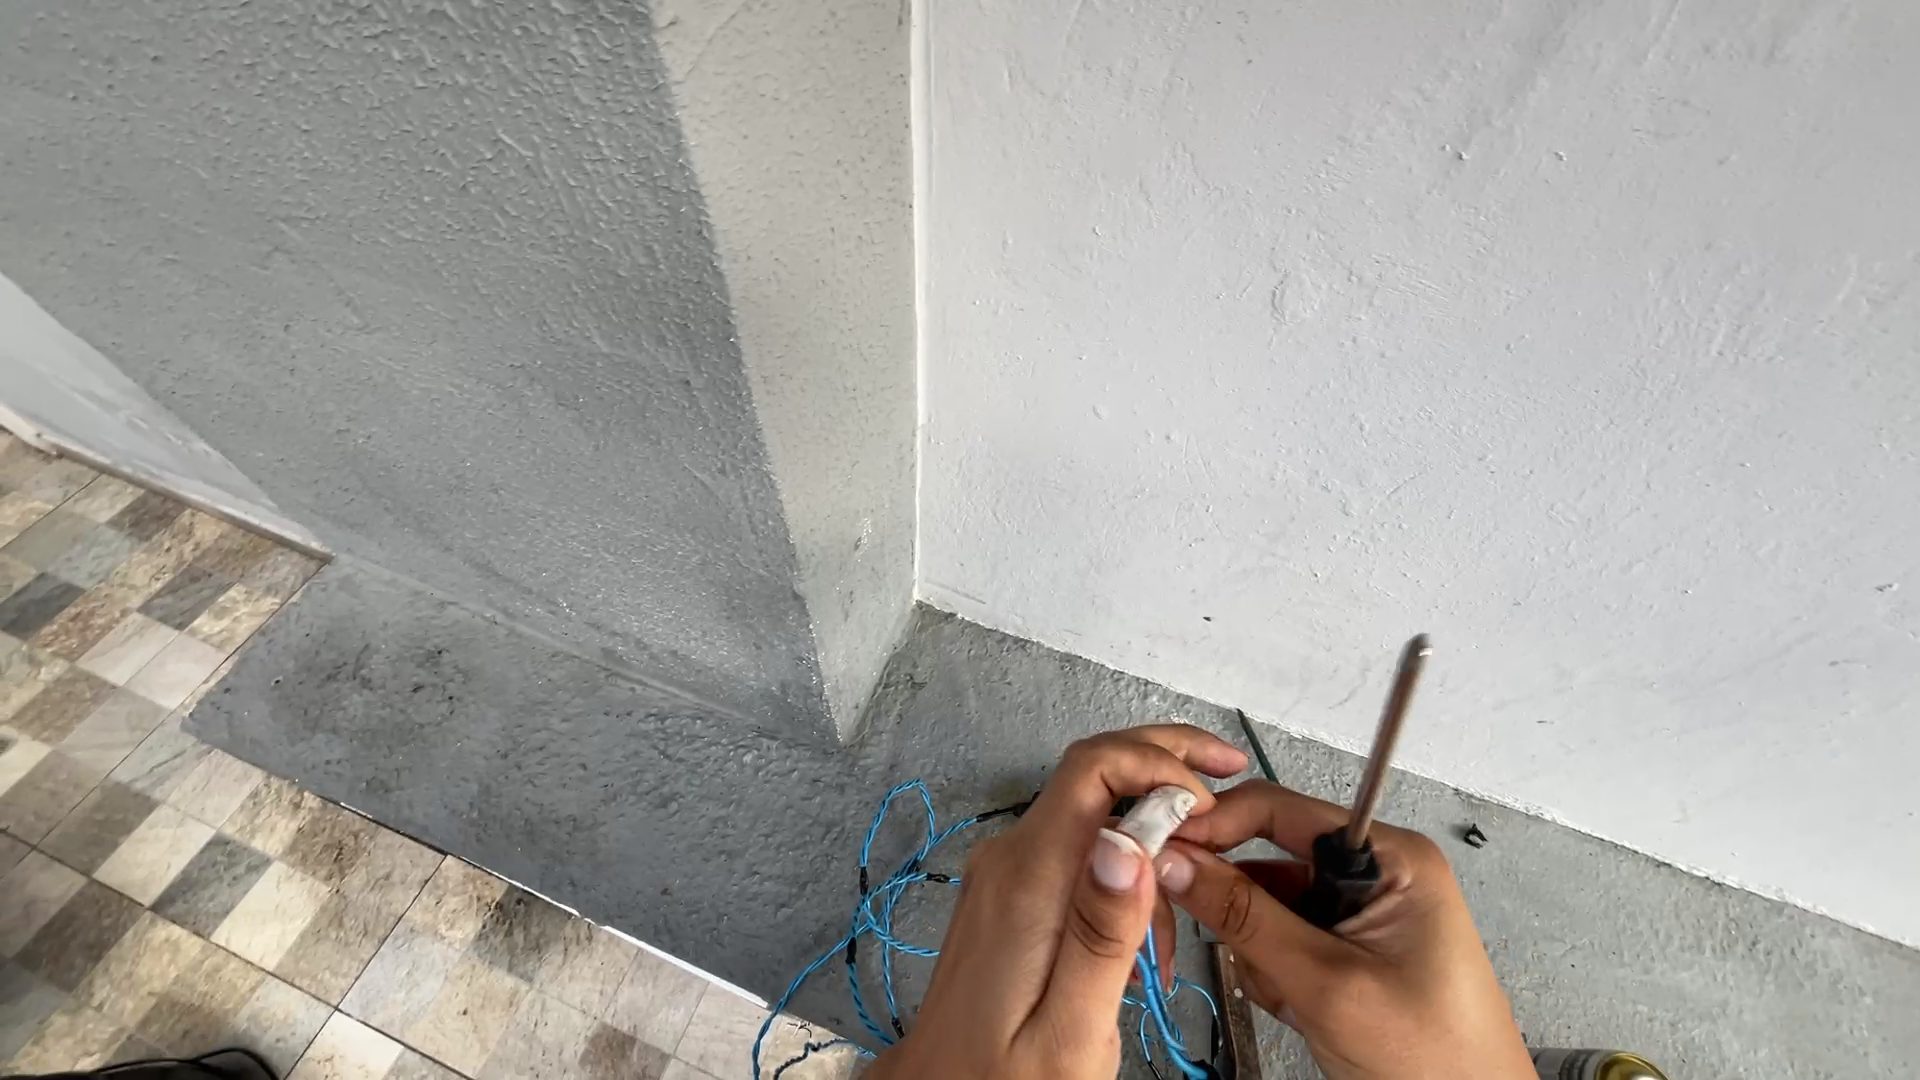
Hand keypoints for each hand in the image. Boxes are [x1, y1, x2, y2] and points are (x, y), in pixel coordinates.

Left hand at [866, 725, 1247, 1079]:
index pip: (1089, 768)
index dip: (1156, 762)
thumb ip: (1101, 934)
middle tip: (1228, 765)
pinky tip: (1150, 934)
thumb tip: (1128, 837)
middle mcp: (1012, 853)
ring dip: (1152, 833)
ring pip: (1093, 812)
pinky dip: (1125, 870)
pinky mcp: (1014, 888)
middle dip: (1164, 758)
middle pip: (1092, 770)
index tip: (1211, 802)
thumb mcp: (1069, 1028)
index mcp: (1028, 875)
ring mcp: (1009, 867)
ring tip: (1199, 896)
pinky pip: (1079, 851)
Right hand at [1153, 781, 1533, 1079]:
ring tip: (1291, 999)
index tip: (1157, 847)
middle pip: (1265, 854)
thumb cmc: (1426, 1060)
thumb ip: (1243, 916)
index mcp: (1386, 854)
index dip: (1214, 821)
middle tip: (1231, 947)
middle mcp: (1369, 867)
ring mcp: (1355, 907)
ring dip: (1257, 947)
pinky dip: (1270, 967)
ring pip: (1263, 899)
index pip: (1276, 808)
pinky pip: (1276, 932)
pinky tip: (1297, 1007)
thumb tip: (1166, 858)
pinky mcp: (1343, 942)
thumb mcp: (1326, 984)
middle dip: (1243, 907)